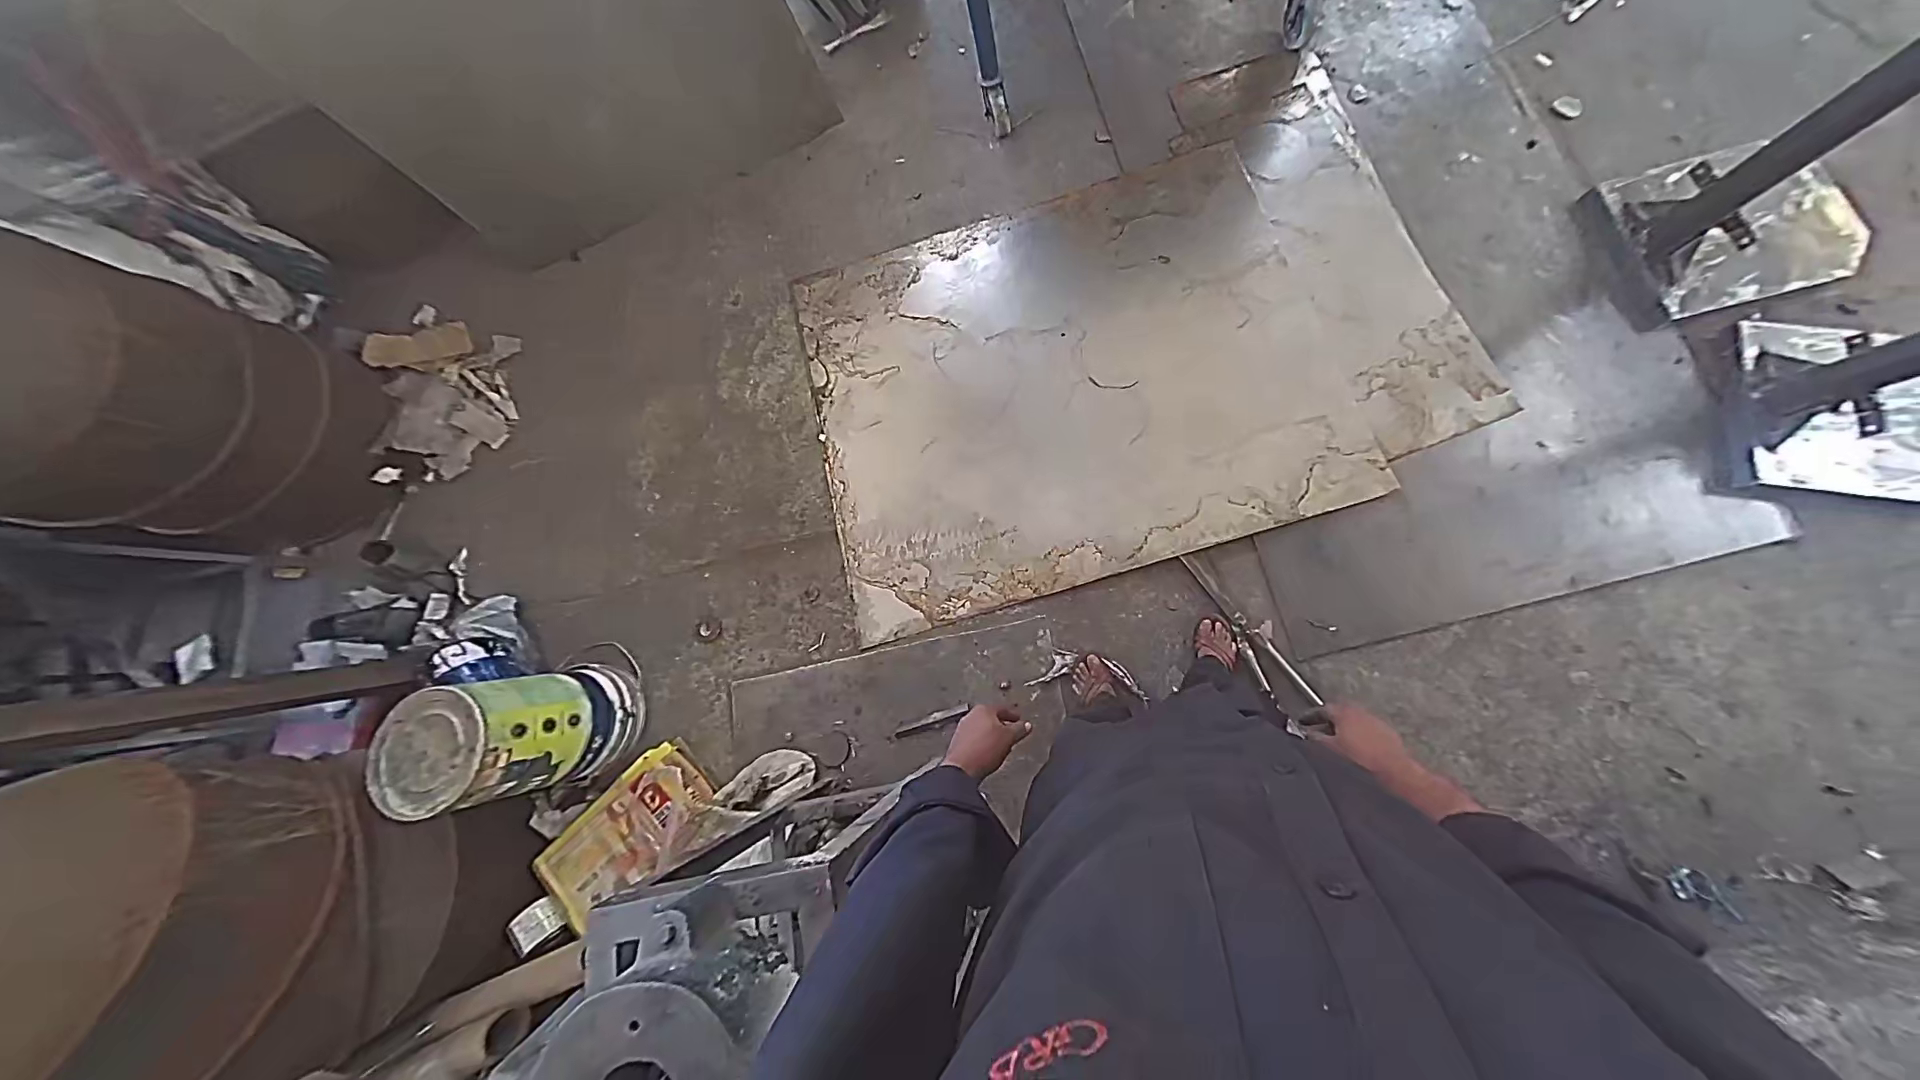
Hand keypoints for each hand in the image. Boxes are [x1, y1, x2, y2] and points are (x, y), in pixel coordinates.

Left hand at [942, 704, 1031, 781]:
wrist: (962, 768)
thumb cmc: (984, 750)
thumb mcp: (1009, 738)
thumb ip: (1019, 729)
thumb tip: (1026, 725)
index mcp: (983, 710)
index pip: (1003, 709)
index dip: (1014, 715)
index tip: (1019, 719)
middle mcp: (971, 716)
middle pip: (992, 718)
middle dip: (1003, 726)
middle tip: (1012, 732)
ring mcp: (963, 729)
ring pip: (983, 728)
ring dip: (993, 735)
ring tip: (1002, 745)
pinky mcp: (959, 742)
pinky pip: (976, 739)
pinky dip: (984, 743)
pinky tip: (988, 752)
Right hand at [1309, 703, 1483, 821]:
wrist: (1398, 780)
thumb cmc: (1360, 762)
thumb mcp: (1327, 750)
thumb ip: (1313, 739)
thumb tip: (1307, 735)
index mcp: (1345, 712)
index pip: (1322, 709)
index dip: (1309, 717)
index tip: (1302, 724)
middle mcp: (1364, 714)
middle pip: (1341, 716)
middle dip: (1328, 725)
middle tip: (1317, 735)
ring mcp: (1380, 726)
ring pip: (1356, 726)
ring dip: (1346, 734)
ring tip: (1336, 749)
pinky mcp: (1392, 741)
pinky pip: (1369, 737)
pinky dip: (1360, 743)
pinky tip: (1356, 757)